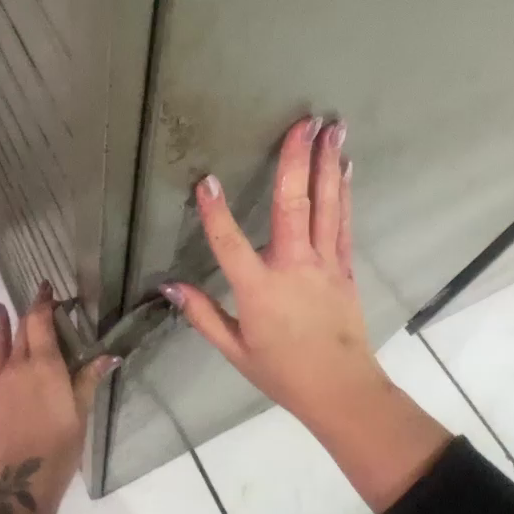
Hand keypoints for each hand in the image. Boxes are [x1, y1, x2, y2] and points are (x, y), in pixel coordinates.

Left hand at [0, 292, 117, 513]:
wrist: (22, 483)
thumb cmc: (60, 446)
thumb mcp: (81, 412)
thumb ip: (89, 379)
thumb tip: (110, 354)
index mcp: (44, 365)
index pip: (41, 322)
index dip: (43, 302)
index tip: (45, 286)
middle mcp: (16, 367)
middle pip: (19, 332)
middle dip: (25, 312)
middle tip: (31, 298)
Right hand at [164, 116, 451, 511]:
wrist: (343, 391)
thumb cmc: (283, 372)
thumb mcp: (235, 349)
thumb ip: (201, 314)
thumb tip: (168, 286)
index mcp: (259, 290)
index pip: (230, 244)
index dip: (216, 212)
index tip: (207, 180)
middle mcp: (294, 267)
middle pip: (292, 205)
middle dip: (297, 160)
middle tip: (304, 122)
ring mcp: (325, 263)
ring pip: (325, 205)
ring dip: (327, 163)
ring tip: (333, 127)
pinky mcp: (345, 266)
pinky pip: (342, 221)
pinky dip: (343, 190)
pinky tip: (344, 166)